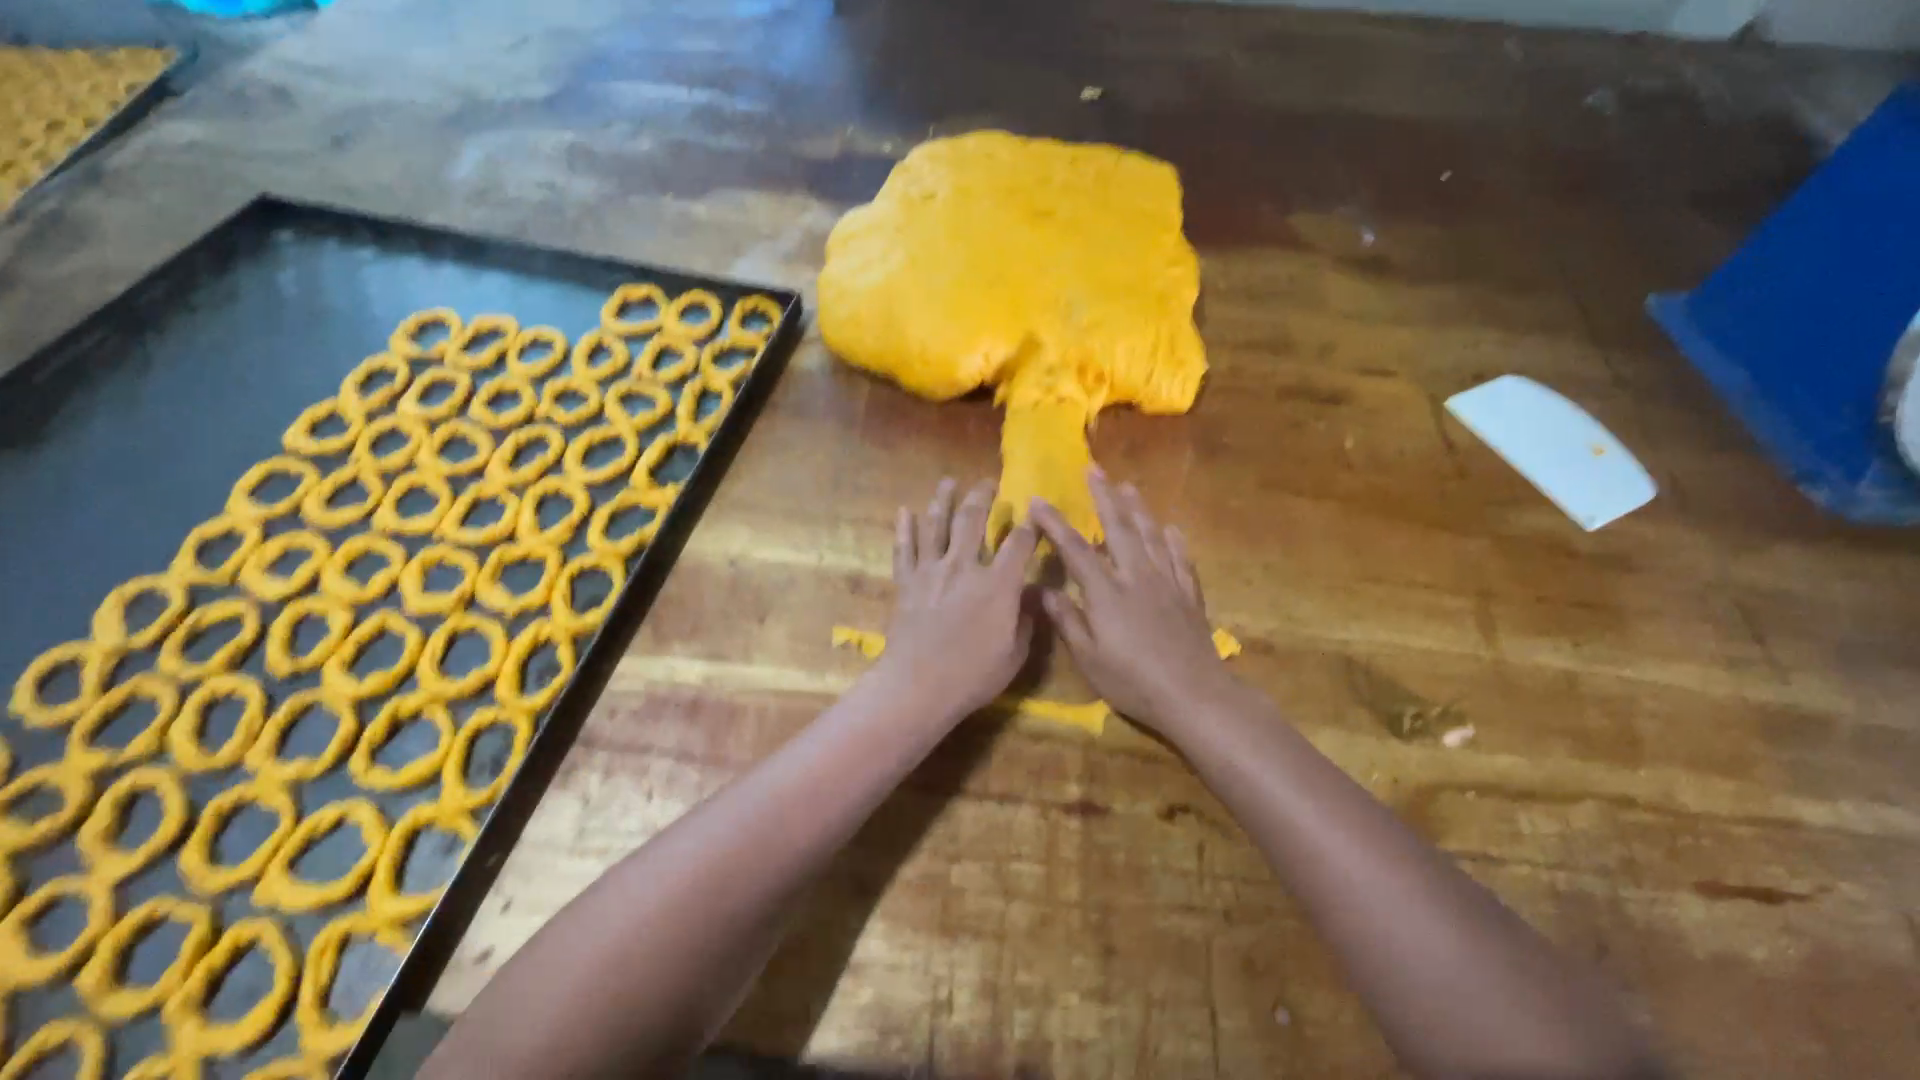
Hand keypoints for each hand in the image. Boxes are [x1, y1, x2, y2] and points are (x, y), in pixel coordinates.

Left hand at [876, 478, 1039, 720]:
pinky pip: (904, 548)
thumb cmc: (973, 676)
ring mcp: (931, 571)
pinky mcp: (906, 583)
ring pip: (936, 525)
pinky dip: (905, 528)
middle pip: (972, 520)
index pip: (1018, 543)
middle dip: (982, 497)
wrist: (918, 686)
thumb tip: (1036, 595)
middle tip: (987, 483)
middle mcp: (964, 567)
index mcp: (998, 584)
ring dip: (943, 500)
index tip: (1035, 514)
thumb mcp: (1014, 654)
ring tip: (948, 482)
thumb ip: (1027, 620)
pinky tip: (905, 511)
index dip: (1029, 526)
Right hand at [1030, 468, 1234, 731]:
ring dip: (1138, 509)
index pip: (1075, 550)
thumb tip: (1041, 590)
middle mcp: (1136, 577)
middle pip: (1119, 529)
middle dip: (1104, 498)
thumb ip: (1066, 620)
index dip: (1055, 524)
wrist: (1193, 694)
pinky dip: (1174, 541)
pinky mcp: (1189, 596)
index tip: (1038, 501)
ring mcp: (1166, 583)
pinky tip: (1171, 529)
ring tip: (1128, 487)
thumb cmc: (1133, 681)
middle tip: (1094, 470)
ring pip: (1151, 536)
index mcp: (1106, 593)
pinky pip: (1181, 559)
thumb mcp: (1088, 657)